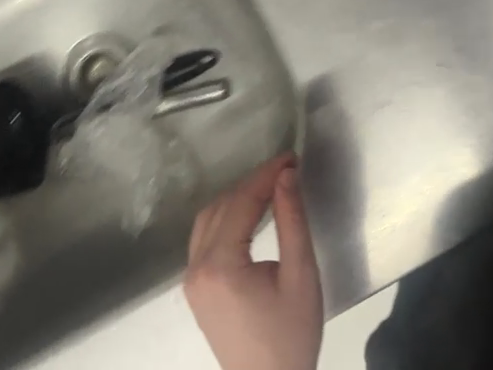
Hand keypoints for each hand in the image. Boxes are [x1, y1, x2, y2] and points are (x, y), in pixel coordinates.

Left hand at [184, 153, 322, 369]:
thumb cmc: (291, 334)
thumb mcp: (300, 275)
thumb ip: (291, 221)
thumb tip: (286, 175)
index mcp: (220, 265)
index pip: (241, 202)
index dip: (266, 174)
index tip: (292, 157)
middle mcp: (196, 268)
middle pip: (222, 207)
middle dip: (253, 182)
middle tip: (286, 169)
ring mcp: (191, 280)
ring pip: (208, 220)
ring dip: (237, 197)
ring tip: (271, 186)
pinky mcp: (196, 290)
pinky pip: (205, 238)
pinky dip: (226, 217)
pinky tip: (249, 213)